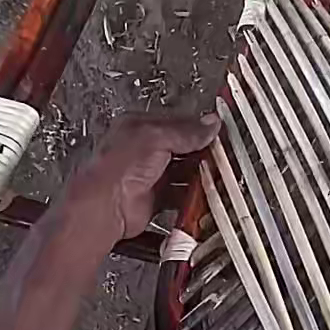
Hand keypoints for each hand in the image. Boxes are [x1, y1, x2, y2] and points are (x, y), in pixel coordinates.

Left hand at [58, 112, 221, 240]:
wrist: (105, 205)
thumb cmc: (118, 167)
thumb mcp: (156, 138)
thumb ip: (185, 131)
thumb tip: (209, 124)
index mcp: (140, 128)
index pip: (177, 124)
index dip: (199, 128)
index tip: (219, 133)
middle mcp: (144, 151)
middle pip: (182, 150)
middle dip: (202, 154)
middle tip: (224, 156)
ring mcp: (149, 176)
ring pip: (182, 174)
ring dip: (200, 176)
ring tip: (220, 175)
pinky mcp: (153, 199)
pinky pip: (179, 197)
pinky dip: (193, 197)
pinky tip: (205, 196)